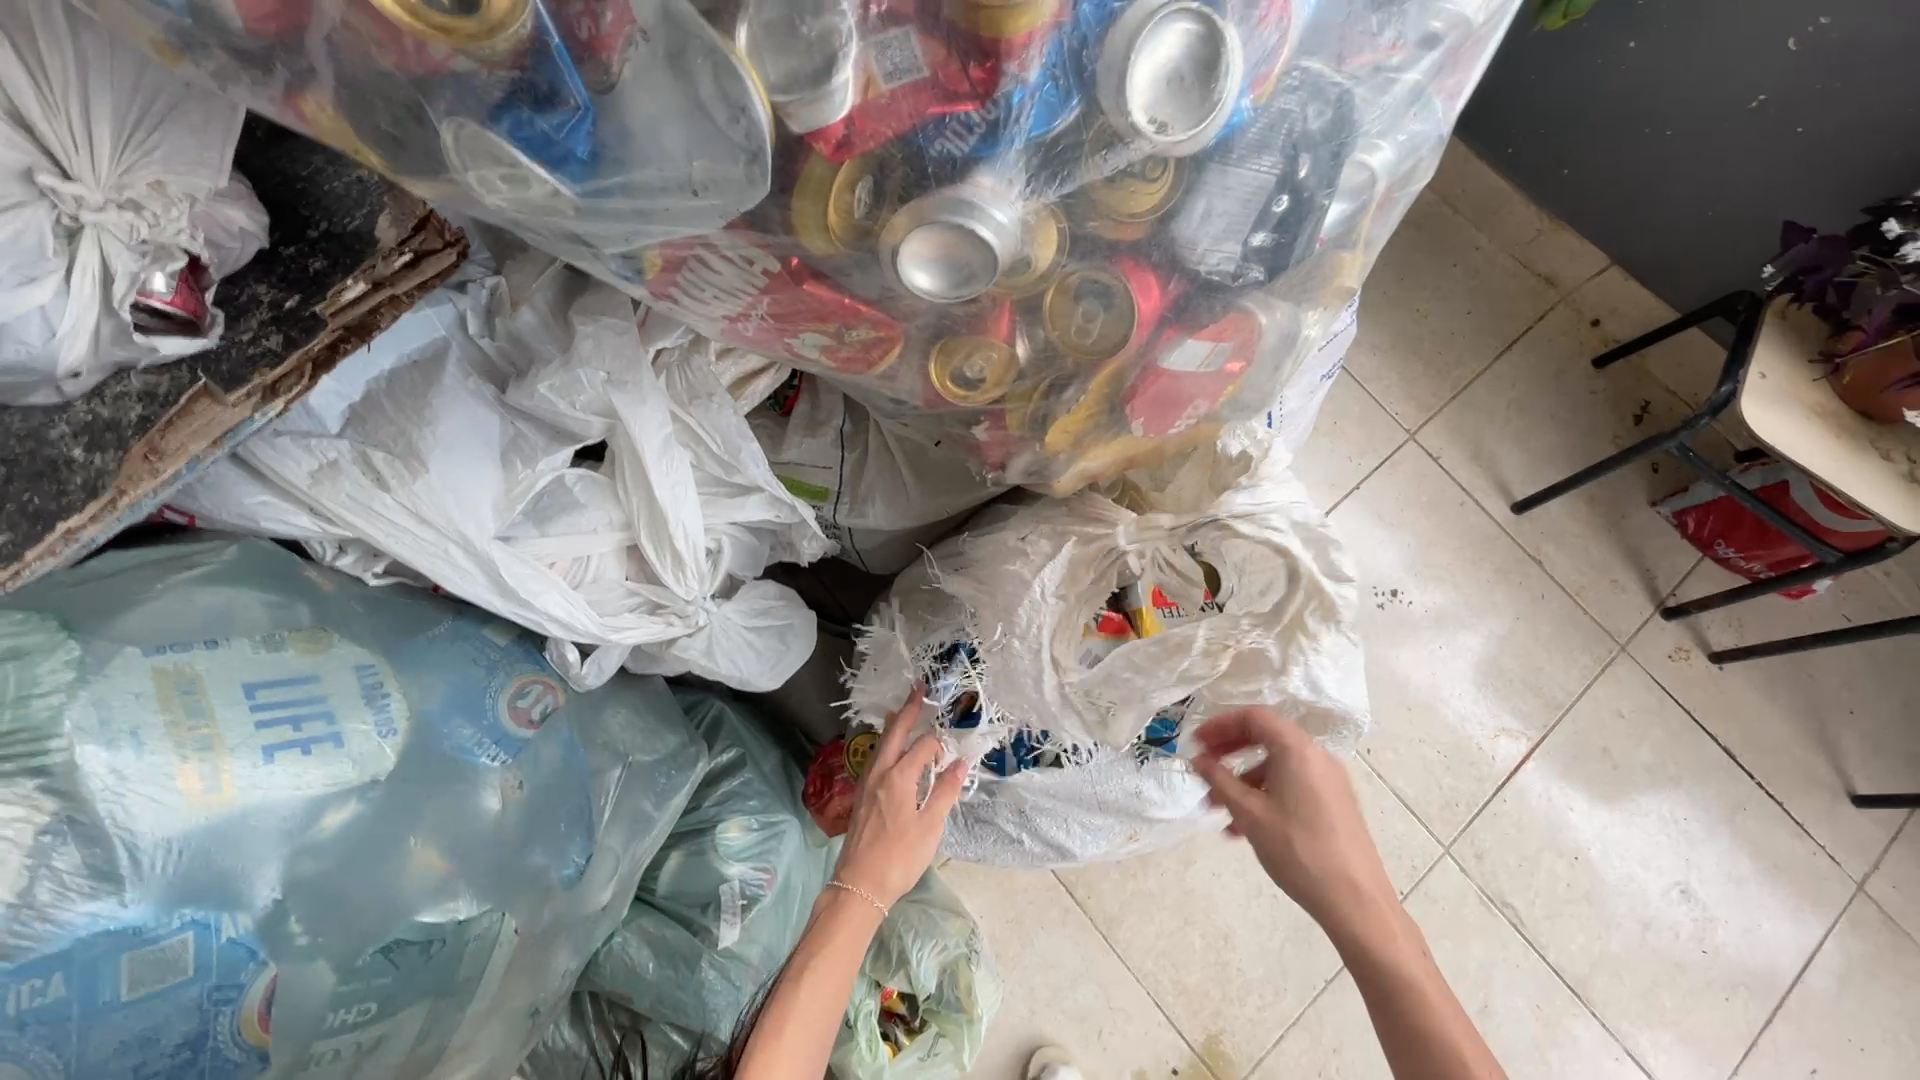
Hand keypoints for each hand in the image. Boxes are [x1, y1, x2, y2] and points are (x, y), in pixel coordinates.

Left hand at [833, 689, 967, 908]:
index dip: (940, 747)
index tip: (951, 759)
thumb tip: (961, 762)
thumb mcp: (931, 827)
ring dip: (894, 725)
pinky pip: (874, 757)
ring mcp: (866, 782)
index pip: (923, 746)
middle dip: (907, 710)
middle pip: (894, 732)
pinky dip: (885, 743)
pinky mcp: (861, 794)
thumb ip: (946, 791)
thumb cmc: (899, 857)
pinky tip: (889, 749)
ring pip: (881, 744)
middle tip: (918, 689)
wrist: (860, 883)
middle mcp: (879, 772)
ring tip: (902, 711)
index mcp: (899, 777)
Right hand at [1191, 707, 1400, 947]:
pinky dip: (1265, 794)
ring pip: (1277, 766)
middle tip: (1203, 768)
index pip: (1254, 717)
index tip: (1196, 743)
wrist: (1355, 899)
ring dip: (1243, 780)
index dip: (1220, 724)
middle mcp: (1316, 756)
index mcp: (1297, 749)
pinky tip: (1245, 827)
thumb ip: (1219, 780)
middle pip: (1266, 738)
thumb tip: (1198, 759)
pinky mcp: (1334, 803)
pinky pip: (1292, 785)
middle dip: (1229, 752)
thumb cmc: (1297, 850)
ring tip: (1218, 809)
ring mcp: (1329, 780)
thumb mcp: (1249, 813)